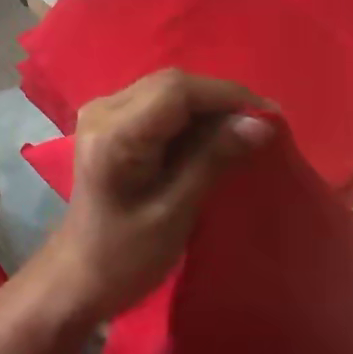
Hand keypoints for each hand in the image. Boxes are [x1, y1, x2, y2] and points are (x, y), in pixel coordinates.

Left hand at [33, 70, 272, 322]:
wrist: (82, 270)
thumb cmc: (128, 254)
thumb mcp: (176, 212)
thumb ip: (213, 159)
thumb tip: (259, 123)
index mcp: (113, 132)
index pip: (174, 90)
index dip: (224, 94)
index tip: (271, 115)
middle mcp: (102, 108)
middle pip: (168, 84)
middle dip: (218, 98)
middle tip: (264, 124)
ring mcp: (101, 110)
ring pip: (163, 88)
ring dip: (205, 103)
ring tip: (247, 127)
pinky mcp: (108, 119)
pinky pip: (154, 101)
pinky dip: (187, 112)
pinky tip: (213, 132)